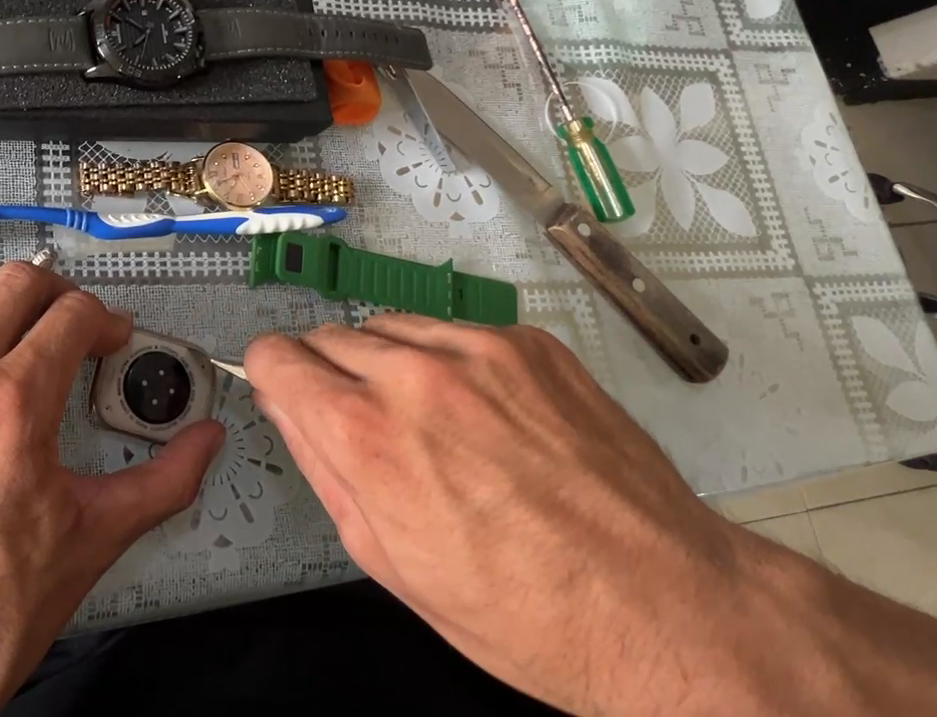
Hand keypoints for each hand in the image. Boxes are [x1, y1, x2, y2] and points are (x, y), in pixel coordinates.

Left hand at [0, 263, 225, 716]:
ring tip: (10, 351)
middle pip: (12, 286)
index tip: (107, 338)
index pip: (71, 314)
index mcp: (12, 410)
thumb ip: (166, 477)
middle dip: (55, 294)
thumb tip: (202, 442)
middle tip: (68, 322)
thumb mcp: (97, 534)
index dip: (104, 318)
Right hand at [243, 315, 750, 714]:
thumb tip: (287, 405)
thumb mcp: (385, 557)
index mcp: (365, 435)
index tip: (290, 392)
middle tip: (367, 425)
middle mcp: (414, 376)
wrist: (662, 606)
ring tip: (430, 420)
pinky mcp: (530, 344)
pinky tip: (484, 413)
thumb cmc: (523, 610)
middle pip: (327, 335)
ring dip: (388, 362)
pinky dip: (450, 360)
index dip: (275, 377)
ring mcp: (478, 351)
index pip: (275, 355)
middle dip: (330, 375)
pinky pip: (454, 329)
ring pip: (387, 326)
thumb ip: (319, 464)